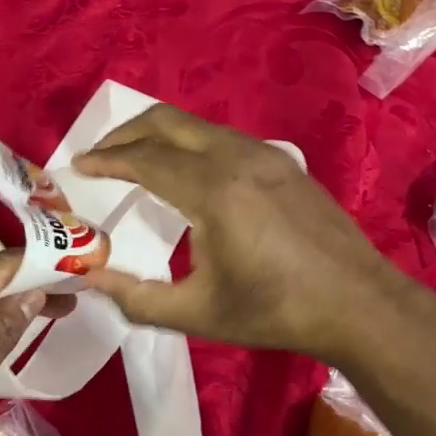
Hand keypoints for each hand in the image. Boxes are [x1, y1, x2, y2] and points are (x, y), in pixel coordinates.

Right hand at [71, 103, 421, 366]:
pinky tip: (186, 173)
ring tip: (136, 161)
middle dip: (125, 132)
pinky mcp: (283, 160)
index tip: (78, 166)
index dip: (107, 159)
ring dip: (159, 136)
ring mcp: (265, 153)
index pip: (145, 159)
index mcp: (214, 191)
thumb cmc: (275, 311)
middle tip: (99, 154)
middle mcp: (238, 157)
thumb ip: (136, 297)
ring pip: (197, 126)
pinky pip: (223, 137)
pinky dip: (190, 143)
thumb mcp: (198, 313)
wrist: (357, 302)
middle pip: (167, 122)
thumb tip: (90, 277)